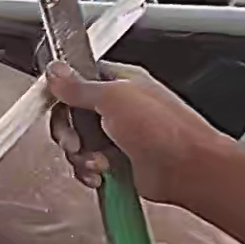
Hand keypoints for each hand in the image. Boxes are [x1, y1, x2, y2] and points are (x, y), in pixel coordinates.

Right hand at [45, 61, 239, 207]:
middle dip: (67, 132)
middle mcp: (116, 108)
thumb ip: (78, 86)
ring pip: (75, 143)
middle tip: (75, 140)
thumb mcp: (114, 98)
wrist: (188, 171)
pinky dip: (88, 171)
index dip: (60, 94)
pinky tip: (101, 172)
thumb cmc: (167, 131)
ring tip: (98, 160)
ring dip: (80, 155)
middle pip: (69, 115)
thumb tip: (55, 71)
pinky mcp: (114, 160)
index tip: (55, 106)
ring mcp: (114, 135)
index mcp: (119, 83)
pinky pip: (85, 164)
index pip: (75, 81)